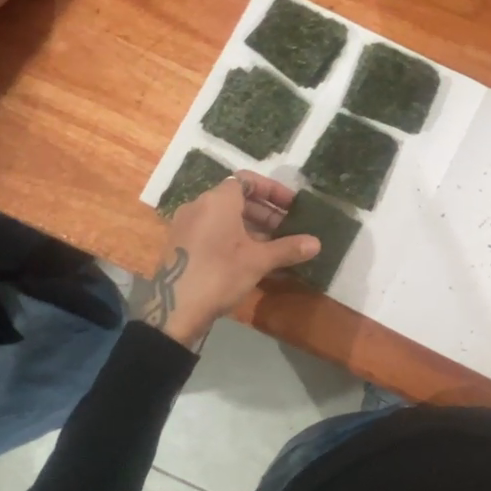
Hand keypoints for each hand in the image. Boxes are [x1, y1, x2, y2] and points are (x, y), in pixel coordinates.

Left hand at [130, 173, 319, 346]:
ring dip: (251, 226)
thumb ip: (287, 248)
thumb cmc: (219, 275)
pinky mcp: (180, 244)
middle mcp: (199, 205)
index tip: (292, 205)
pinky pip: (212, 230)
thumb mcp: (258, 261)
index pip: (248, 180)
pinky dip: (233, 237)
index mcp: (218, 200)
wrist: (173, 310)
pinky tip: (250, 258)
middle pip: (237, 198)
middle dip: (265, 212)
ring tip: (273, 246)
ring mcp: (186, 225)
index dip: (272, 190)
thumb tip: (317, 243)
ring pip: (224, 216)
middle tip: (288, 229)